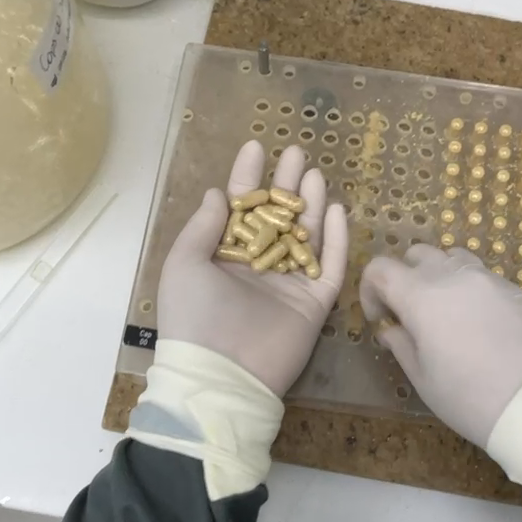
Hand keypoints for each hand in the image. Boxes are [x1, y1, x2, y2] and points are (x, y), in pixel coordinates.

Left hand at [159, 141, 347, 394]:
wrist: (223, 375)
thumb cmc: (195, 316)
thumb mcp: (184, 264)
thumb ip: (203, 227)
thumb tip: (215, 193)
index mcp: (224, 257)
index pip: (238, 209)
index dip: (246, 177)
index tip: (255, 146)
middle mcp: (258, 267)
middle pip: (276, 217)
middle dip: (284, 184)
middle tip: (295, 152)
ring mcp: (288, 285)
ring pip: (306, 236)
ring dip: (311, 204)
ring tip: (314, 172)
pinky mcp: (315, 304)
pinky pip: (331, 267)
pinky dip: (337, 240)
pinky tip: (337, 210)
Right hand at [358, 245, 521, 444]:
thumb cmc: (471, 397)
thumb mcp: (424, 378)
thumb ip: (401, 344)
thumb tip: (391, 328)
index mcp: (421, 296)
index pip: (380, 268)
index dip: (371, 290)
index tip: (380, 318)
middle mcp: (452, 276)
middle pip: (416, 254)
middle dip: (404, 278)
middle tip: (409, 314)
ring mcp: (487, 278)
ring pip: (451, 257)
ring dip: (438, 275)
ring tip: (444, 310)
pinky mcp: (514, 288)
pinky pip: (480, 274)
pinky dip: (467, 287)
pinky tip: (476, 321)